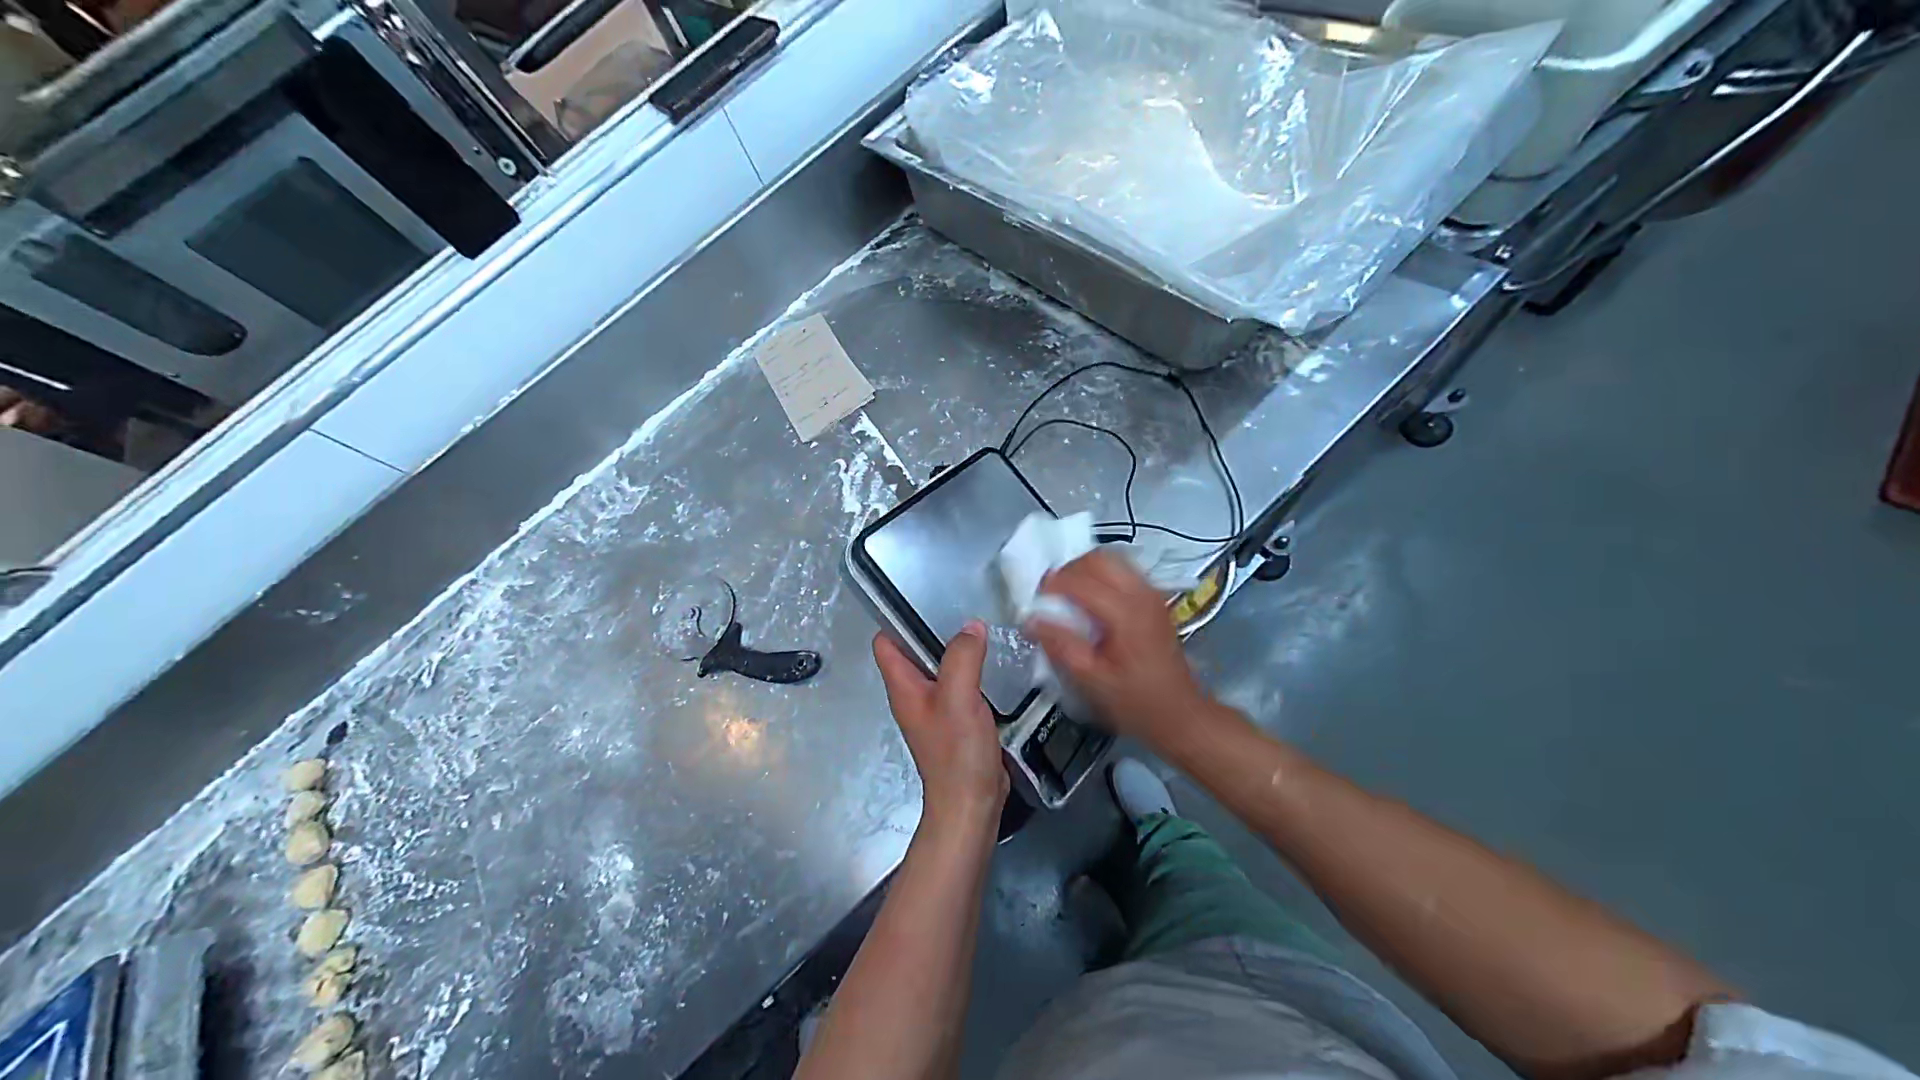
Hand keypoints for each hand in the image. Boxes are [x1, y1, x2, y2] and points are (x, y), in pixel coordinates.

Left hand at [873, 622, 1008, 823]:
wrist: (971, 803)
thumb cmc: (957, 752)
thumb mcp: (959, 697)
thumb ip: (963, 658)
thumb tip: (971, 627)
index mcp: (903, 687)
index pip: (886, 642)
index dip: (897, 618)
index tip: (923, 598)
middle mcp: (914, 694)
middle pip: (915, 651)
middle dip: (934, 629)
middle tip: (962, 609)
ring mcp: (934, 708)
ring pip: (940, 667)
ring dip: (957, 651)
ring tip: (981, 631)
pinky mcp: (955, 719)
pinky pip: (959, 685)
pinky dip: (972, 672)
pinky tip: (992, 664)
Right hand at [1026, 551, 1213, 743]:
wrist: (1182, 715)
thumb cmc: (1137, 702)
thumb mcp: (1092, 681)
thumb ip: (1060, 646)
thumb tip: (1030, 620)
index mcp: (1126, 612)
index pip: (1080, 580)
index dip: (1051, 586)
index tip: (1034, 604)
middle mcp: (1142, 593)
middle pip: (1098, 558)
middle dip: (1068, 571)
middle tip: (1050, 595)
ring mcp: (1151, 593)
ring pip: (1112, 559)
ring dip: (1084, 571)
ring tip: (1068, 597)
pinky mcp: (1154, 600)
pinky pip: (1122, 572)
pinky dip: (1100, 577)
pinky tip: (1089, 603)